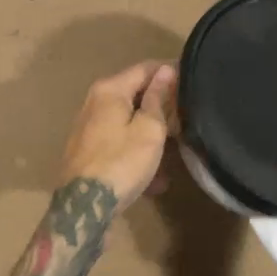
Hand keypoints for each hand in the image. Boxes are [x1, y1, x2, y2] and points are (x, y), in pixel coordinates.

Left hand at [58, 62, 175, 207]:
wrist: (83, 207)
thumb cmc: (121, 163)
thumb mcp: (149, 130)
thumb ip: (157, 98)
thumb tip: (165, 70)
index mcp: (110, 90)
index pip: (145, 68)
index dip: (169, 72)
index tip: (193, 81)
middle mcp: (95, 101)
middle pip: (135, 94)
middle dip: (162, 106)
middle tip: (187, 119)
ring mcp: (89, 127)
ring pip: (129, 121)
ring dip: (152, 133)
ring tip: (175, 151)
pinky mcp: (88, 150)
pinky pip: (120, 142)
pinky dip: (137, 152)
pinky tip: (156, 179)